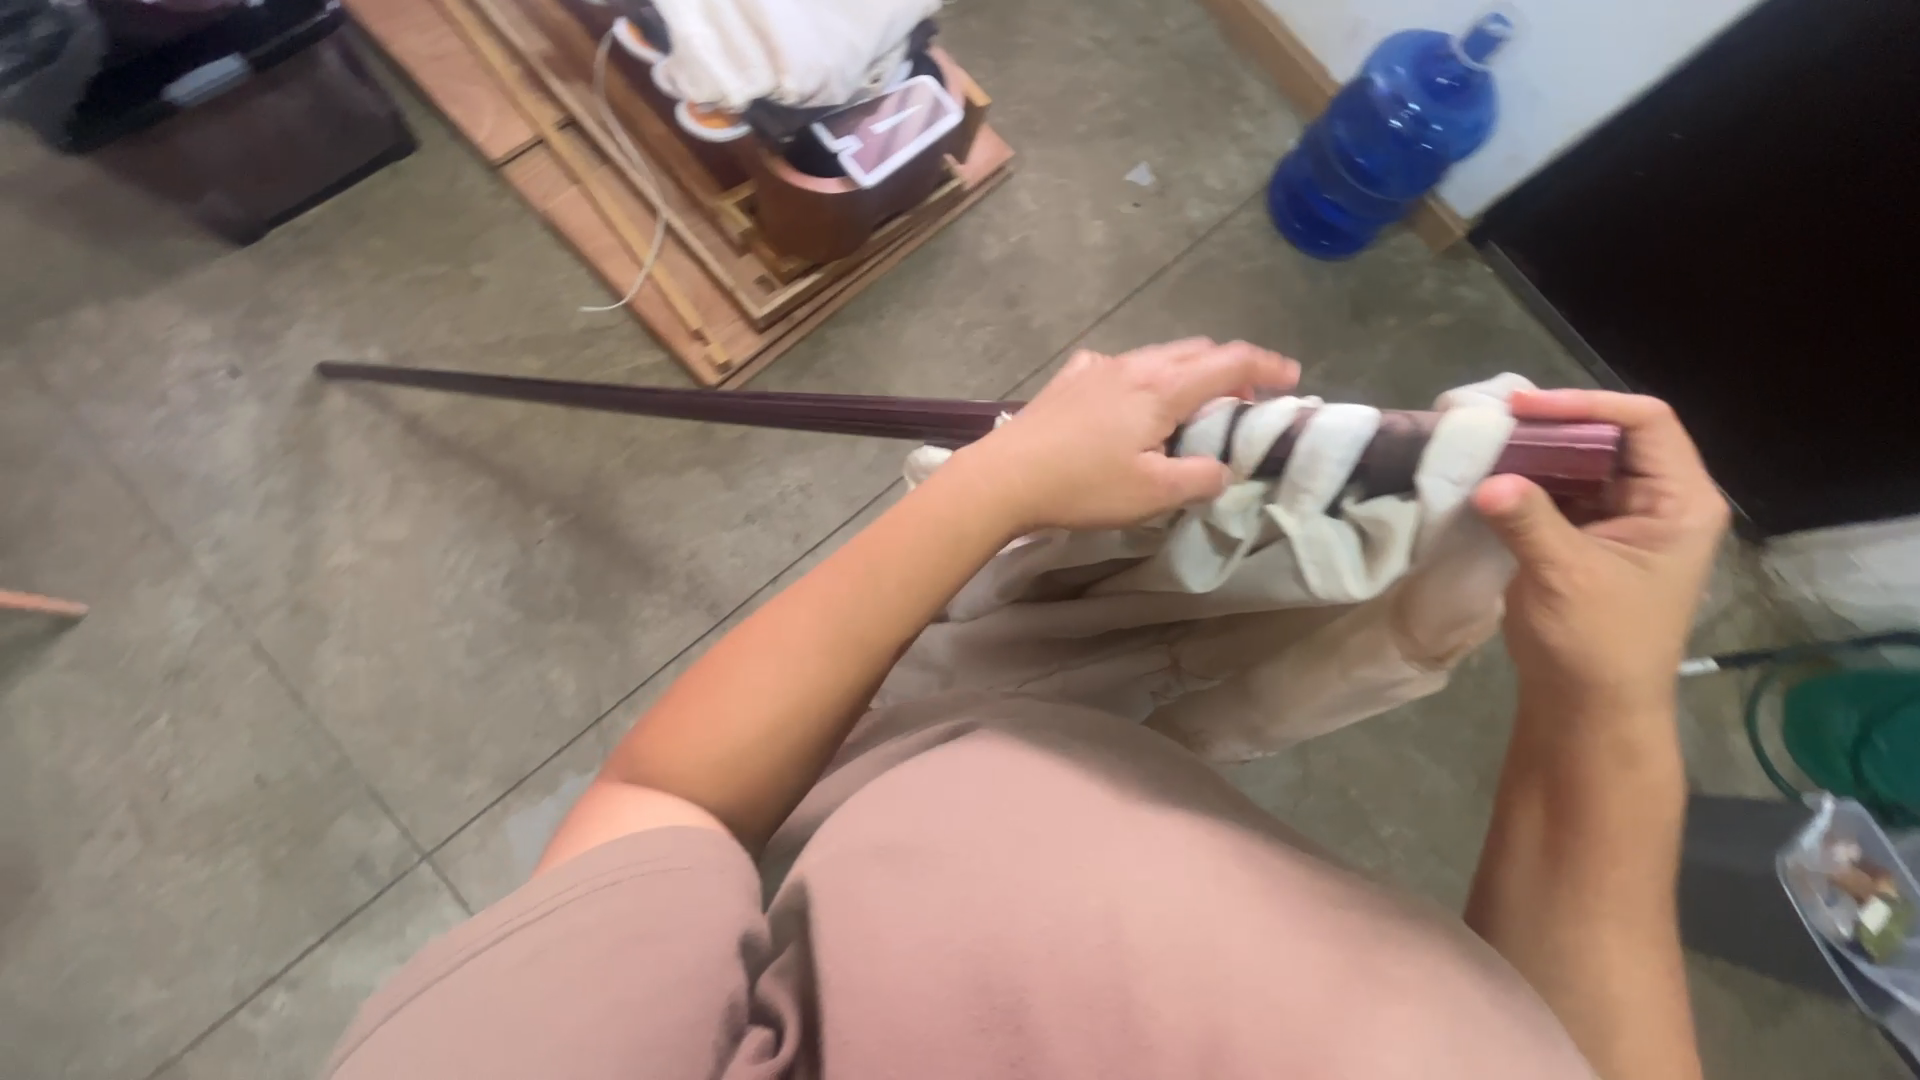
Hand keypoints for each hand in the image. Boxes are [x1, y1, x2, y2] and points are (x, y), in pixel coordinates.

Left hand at [950, 339, 1299, 532]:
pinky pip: (1118, 365)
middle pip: (1195, 352)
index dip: (1267, 367)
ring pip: (1157, 355)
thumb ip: (1200, 478)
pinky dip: (1142, 374)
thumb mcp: (1153, 494)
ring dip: (1186, 370)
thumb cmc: (1083, 486)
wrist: (1005, 477)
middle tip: (1246, 395)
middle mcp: (1134, 366)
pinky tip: (1129, 395)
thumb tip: (1222, 469)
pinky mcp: (1068, 380)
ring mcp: (1096, 368)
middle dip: (1229, 367)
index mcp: (1162, 389)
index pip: (1230, 363)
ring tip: (1193, 397)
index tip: (1292, 379)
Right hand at [1473, 390, 1729, 715]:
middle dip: (1550, 426)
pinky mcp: (1576, 537)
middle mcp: (1652, 501)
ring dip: (1528, 453)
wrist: (1586, 700)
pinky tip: (1481, 477)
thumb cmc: (1597, 640)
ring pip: (1574, 464)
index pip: (1645, 423)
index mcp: (1677, 502)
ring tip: (1478, 443)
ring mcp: (1613, 520)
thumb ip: (1529, 521)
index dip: (1587, 405)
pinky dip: (1517, 482)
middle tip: (1490, 421)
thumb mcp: (1566, 575)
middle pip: (1607, 438)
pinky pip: (1549, 493)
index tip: (1522, 409)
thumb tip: (1485, 480)